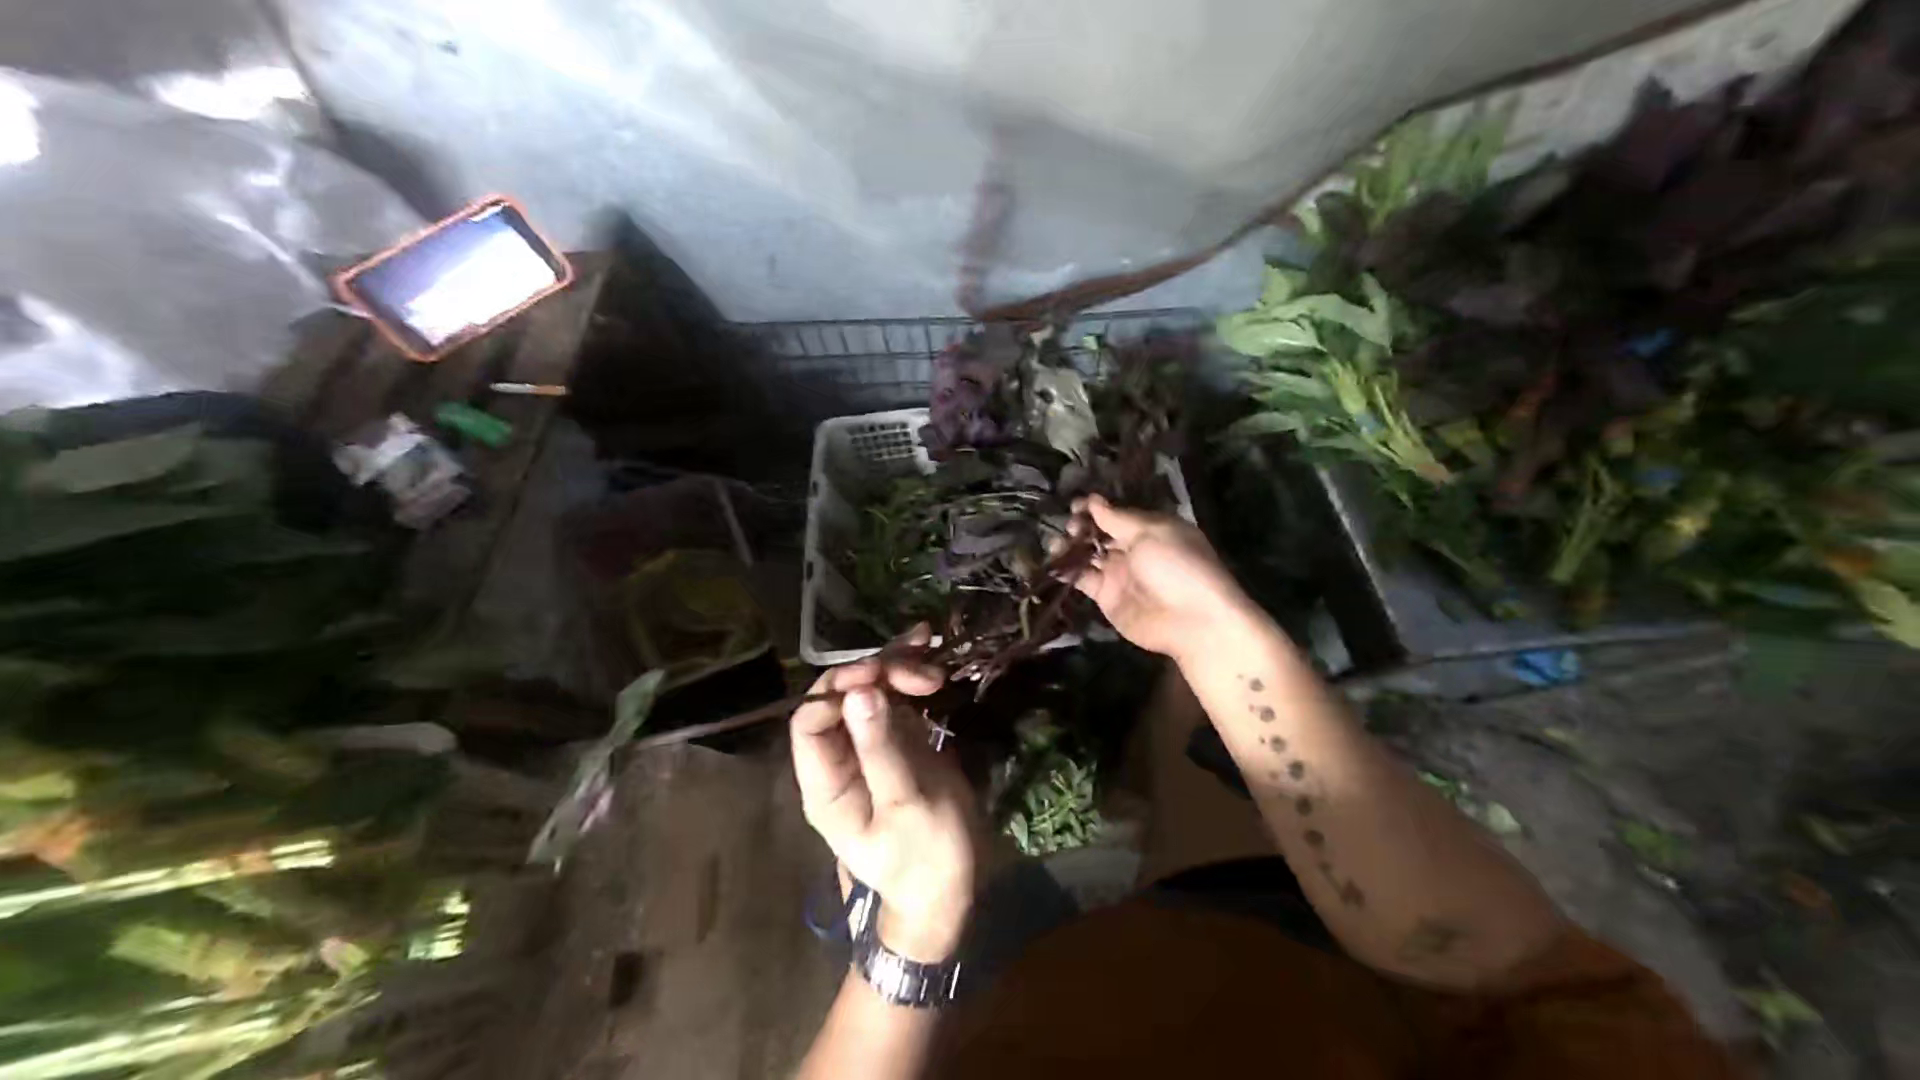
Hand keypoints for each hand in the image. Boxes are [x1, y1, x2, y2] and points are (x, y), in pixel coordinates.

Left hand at [790, 626, 979, 961]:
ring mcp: (868, 744)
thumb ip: (881, 749)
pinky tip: (928, 647)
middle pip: (839, 697)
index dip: (837, 689)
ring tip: (931, 650)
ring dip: (896, 665)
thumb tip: (861, 691)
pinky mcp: (896, 737)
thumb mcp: (907, 806)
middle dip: (876, 672)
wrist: (953, 887)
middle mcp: (839, 757)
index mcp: (825, 784)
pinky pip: (894, 695)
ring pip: (868, 688)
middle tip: (921, 669)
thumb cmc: (926, 859)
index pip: (810, 722)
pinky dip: (909, 670)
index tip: (878, 674)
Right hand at [1067, 494, 1257, 661]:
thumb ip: (1116, 518)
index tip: (1075, 505)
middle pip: (1099, 533)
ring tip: (1055, 545)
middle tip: (1068, 527)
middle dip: (1080, 527)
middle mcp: (1133, 549)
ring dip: (1070, 547)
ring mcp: (1119, 573)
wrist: (1191, 621)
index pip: (1116, 514)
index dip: (1094, 508)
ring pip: (1087, 555)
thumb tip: (1093, 500)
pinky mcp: (1106, 596)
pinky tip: (1053, 564)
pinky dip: (1068, 571)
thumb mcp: (1150, 533)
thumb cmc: (1177, 566)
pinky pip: (1083, 579)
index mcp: (1150, 528)